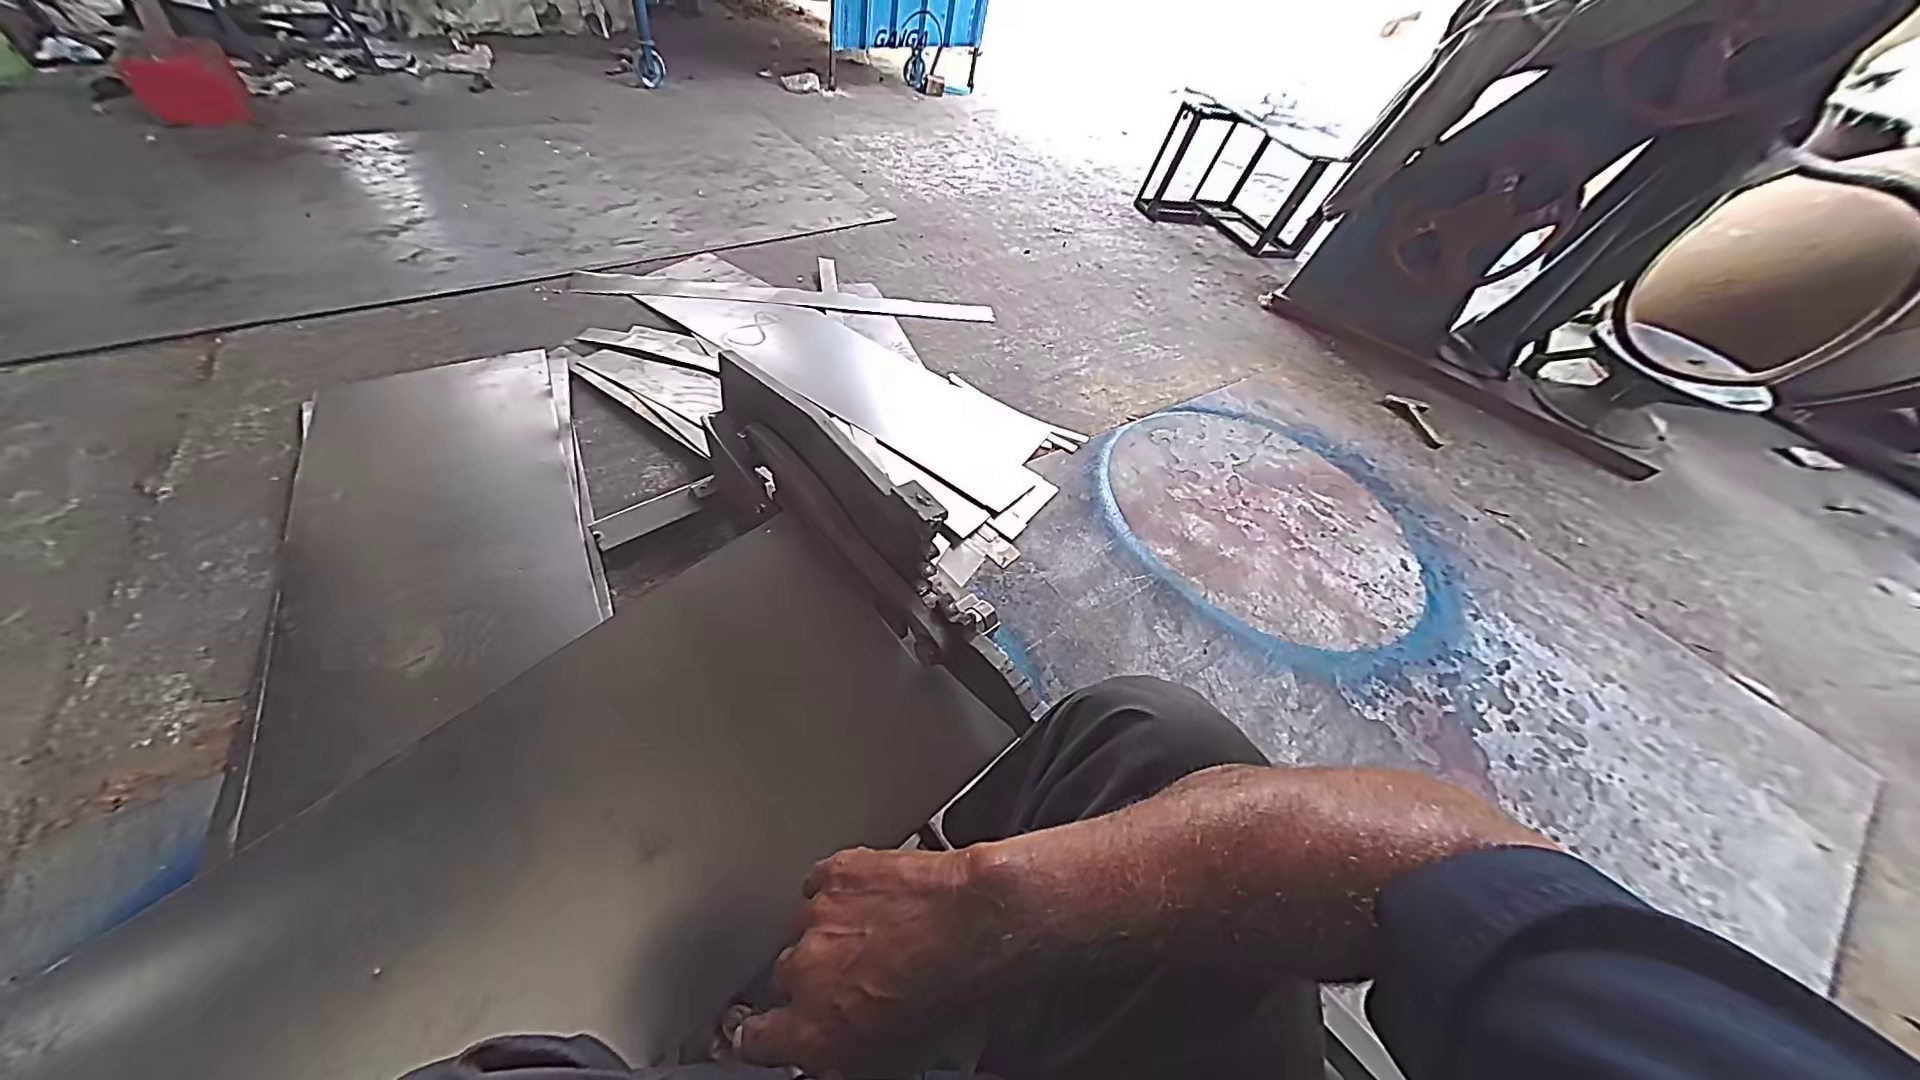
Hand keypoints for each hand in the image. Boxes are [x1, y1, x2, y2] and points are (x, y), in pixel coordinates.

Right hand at [738, 846, 1021, 1076]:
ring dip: (830, 927)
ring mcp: (819, 914)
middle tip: (852, 966)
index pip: (755, 1038)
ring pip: (805, 924)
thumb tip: (840, 1052)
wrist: (975, 921)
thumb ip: (848, 1055)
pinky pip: (821, 881)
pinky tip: (870, 893)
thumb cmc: (951, 988)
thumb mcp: (896, 1054)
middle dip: (813, 973)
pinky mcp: (838, 871)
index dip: (765, 1031)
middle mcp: (806, 970)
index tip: (772, 1024)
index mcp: (813, 1028)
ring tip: (873, 925)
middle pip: (786, 974)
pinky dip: (839, 887)